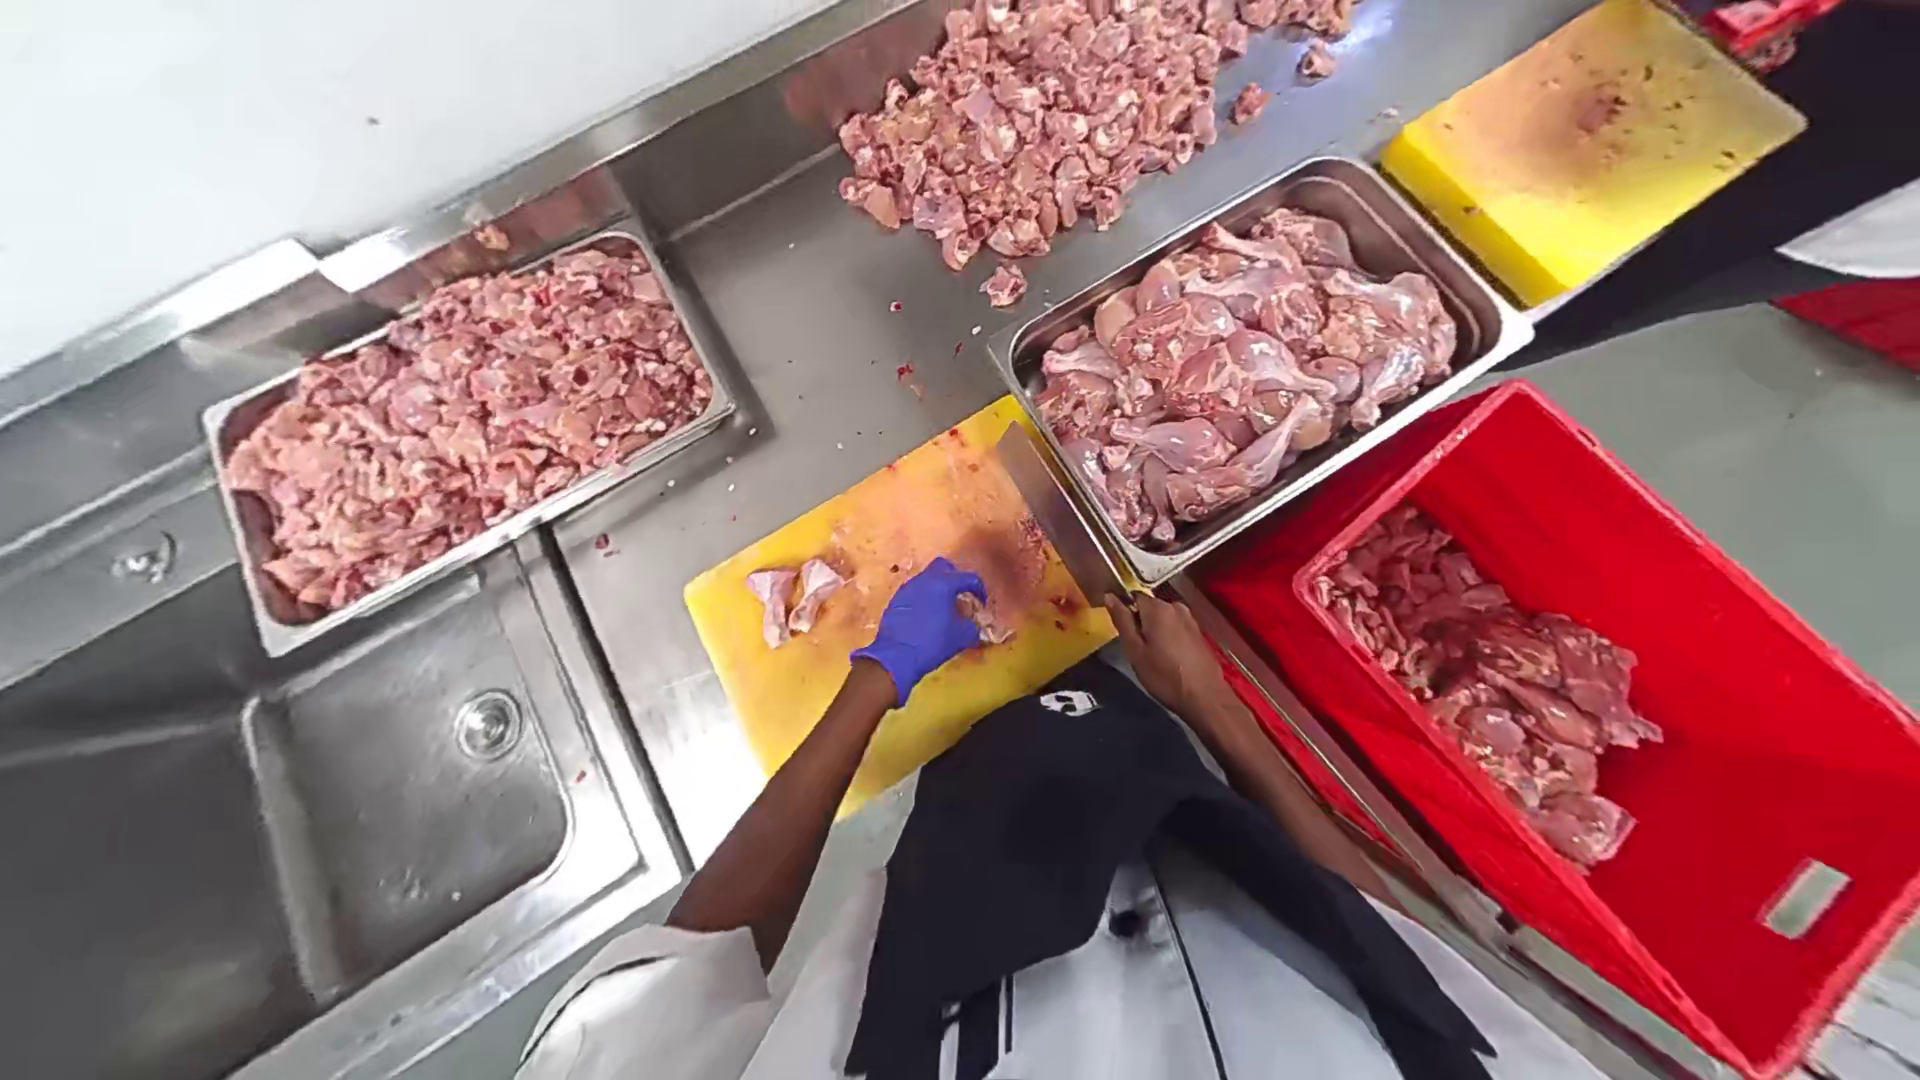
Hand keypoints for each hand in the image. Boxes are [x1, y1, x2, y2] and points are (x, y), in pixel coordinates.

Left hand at [853, 557, 987, 705]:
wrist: (896, 656)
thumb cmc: (933, 642)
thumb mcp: (963, 636)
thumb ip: (972, 624)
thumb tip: (973, 622)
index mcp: (943, 584)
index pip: (968, 578)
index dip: (979, 590)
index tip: (981, 603)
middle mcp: (924, 580)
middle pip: (943, 567)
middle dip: (955, 578)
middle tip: (961, 595)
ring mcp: (907, 589)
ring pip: (927, 579)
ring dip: (938, 589)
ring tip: (944, 608)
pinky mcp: (896, 600)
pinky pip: (915, 592)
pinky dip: (924, 598)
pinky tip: (927, 616)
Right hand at [1105, 594, 1236, 723]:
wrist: (1205, 697)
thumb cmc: (1164, 675)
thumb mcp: (1134, 650)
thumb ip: (1122, 621)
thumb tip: (1109, 596)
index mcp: (1158, 608)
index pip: (1132, 596)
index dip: (1124, 612)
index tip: (1122, 631)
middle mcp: (1176, 606)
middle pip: (1149, 607)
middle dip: (1140, 622)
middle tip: (1136, 648)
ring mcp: (1190, 619)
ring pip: (1163, 618)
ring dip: (1154, 630)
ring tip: (1152, 654)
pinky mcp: (1199, 632)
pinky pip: (1175, 626)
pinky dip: (1168, 636)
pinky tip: (1169, 656)